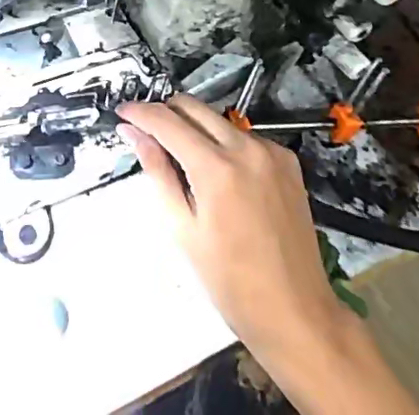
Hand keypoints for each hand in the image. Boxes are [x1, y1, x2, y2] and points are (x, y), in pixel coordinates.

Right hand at [115, 95, 346, 354]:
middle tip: (147, 132)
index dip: (141, 112)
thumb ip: (158, 173)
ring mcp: (271, 152)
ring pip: (220, 120)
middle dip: (166, 112)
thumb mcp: (183, 230)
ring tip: (182, 160)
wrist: (295, 310)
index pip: (168, 122)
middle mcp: (247, 149)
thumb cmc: (232, 282)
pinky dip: (225, 144)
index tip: (124, 112)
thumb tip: (135, 135)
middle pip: (195, 108)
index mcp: (217, 169)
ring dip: (196, 128)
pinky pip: (246, 138)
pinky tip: (220, 174)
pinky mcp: (287, 161)